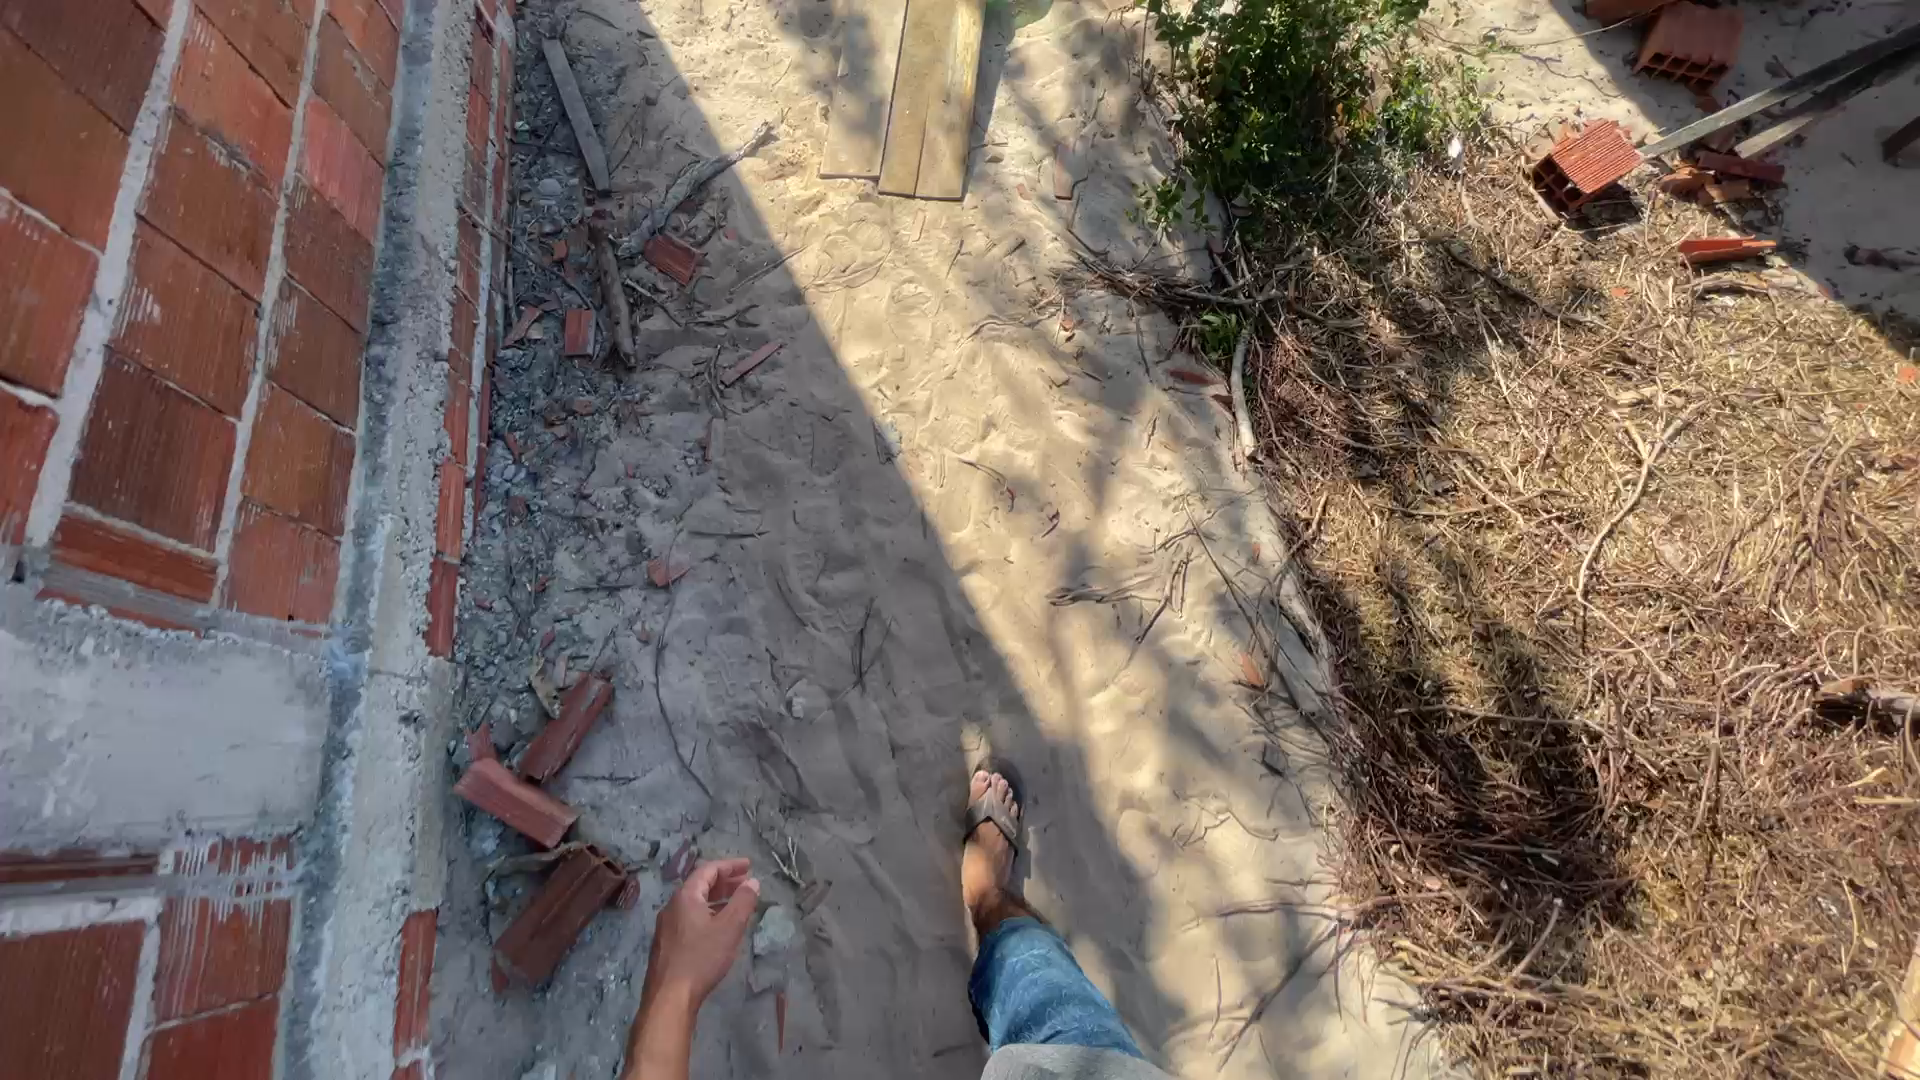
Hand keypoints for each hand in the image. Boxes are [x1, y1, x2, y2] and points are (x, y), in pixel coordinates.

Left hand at [644, 858, 759, 1007]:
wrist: (668, 1000)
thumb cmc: (701, 958)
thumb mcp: (730, 927)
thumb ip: (743, 901)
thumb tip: (753, 882)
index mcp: (685, 897)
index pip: (708, 870)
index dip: (730, 866)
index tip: (749, 866)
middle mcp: (671, 907)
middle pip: (700, 885)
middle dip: (724, 882)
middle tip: (745, 883)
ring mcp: (665, 928)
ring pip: (694, 904)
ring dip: (716, 899)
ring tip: (736, 905)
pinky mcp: (665, 946)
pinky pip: (688, 919)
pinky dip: (707, 914)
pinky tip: (717, 929)